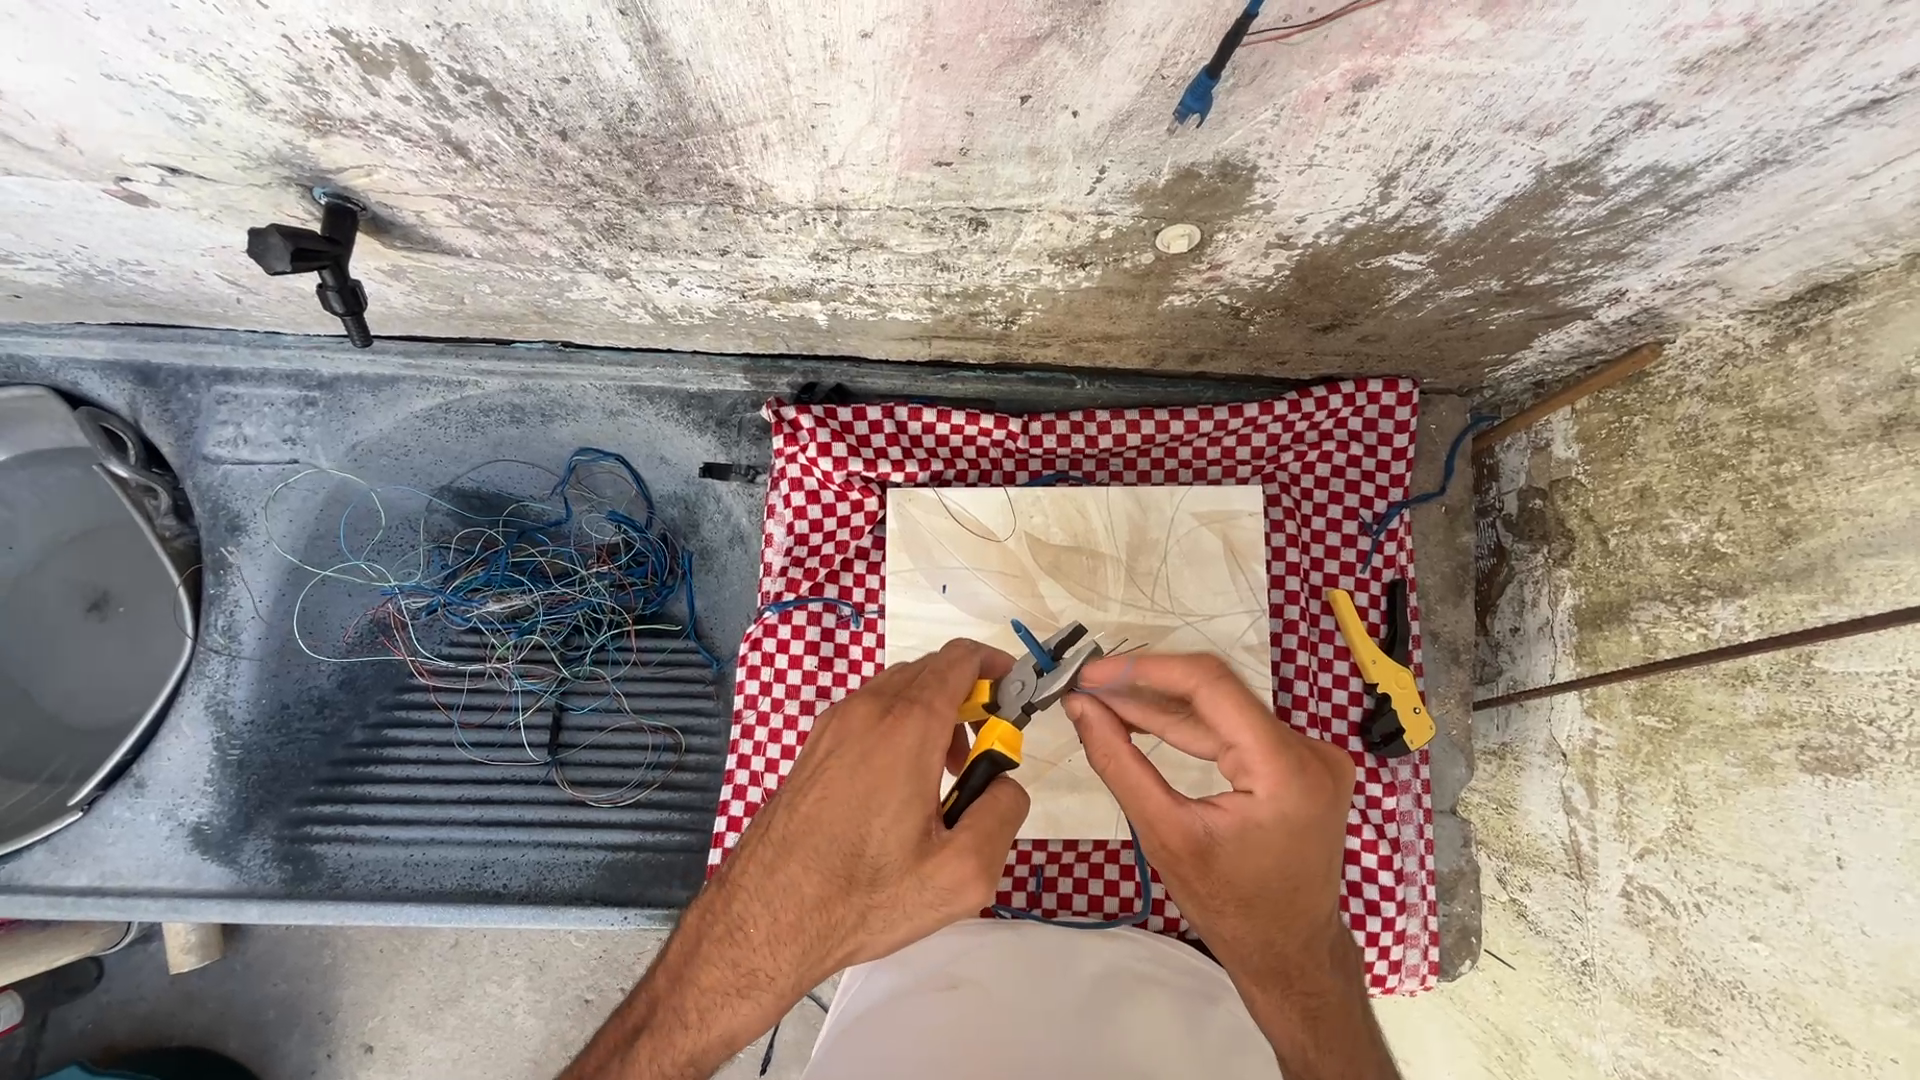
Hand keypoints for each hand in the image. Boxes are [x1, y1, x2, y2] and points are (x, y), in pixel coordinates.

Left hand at [562, 639, 1029, 1079]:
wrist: (764, 919)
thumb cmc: (866, 894)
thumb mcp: (963, 871)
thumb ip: (1003, 811)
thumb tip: (1003, 781)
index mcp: (907, 725)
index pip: (960, 659)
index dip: (996, 666)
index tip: (1016, 697)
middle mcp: (868, 708)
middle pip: (932, 670)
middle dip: (970, 698)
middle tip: (984, 754)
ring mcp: (834, 723)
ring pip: (899, 690)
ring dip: (935, 713)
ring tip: (945, 777)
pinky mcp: (814, 745)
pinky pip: (871, 712)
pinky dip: (901, 726)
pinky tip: (901, 786)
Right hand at [1064, 653, 1395, 1079]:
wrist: (1289, 954)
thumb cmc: (1230, 907)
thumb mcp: (1164, 835)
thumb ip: (1118, 762)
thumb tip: (1080, 707)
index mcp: (1287, 767)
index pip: (1210, 684)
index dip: (1144, 670)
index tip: (1091, 673)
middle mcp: (1308, 748)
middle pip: (1214, 693)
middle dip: (1144, 687)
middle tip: (1086, 686)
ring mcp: (1307, 753)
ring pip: (1218, 709)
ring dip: (1157, 705)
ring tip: (1100, 699)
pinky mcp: (1295, 761)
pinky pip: (1229, 729)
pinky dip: (1182, 726)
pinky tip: (1138, 719)